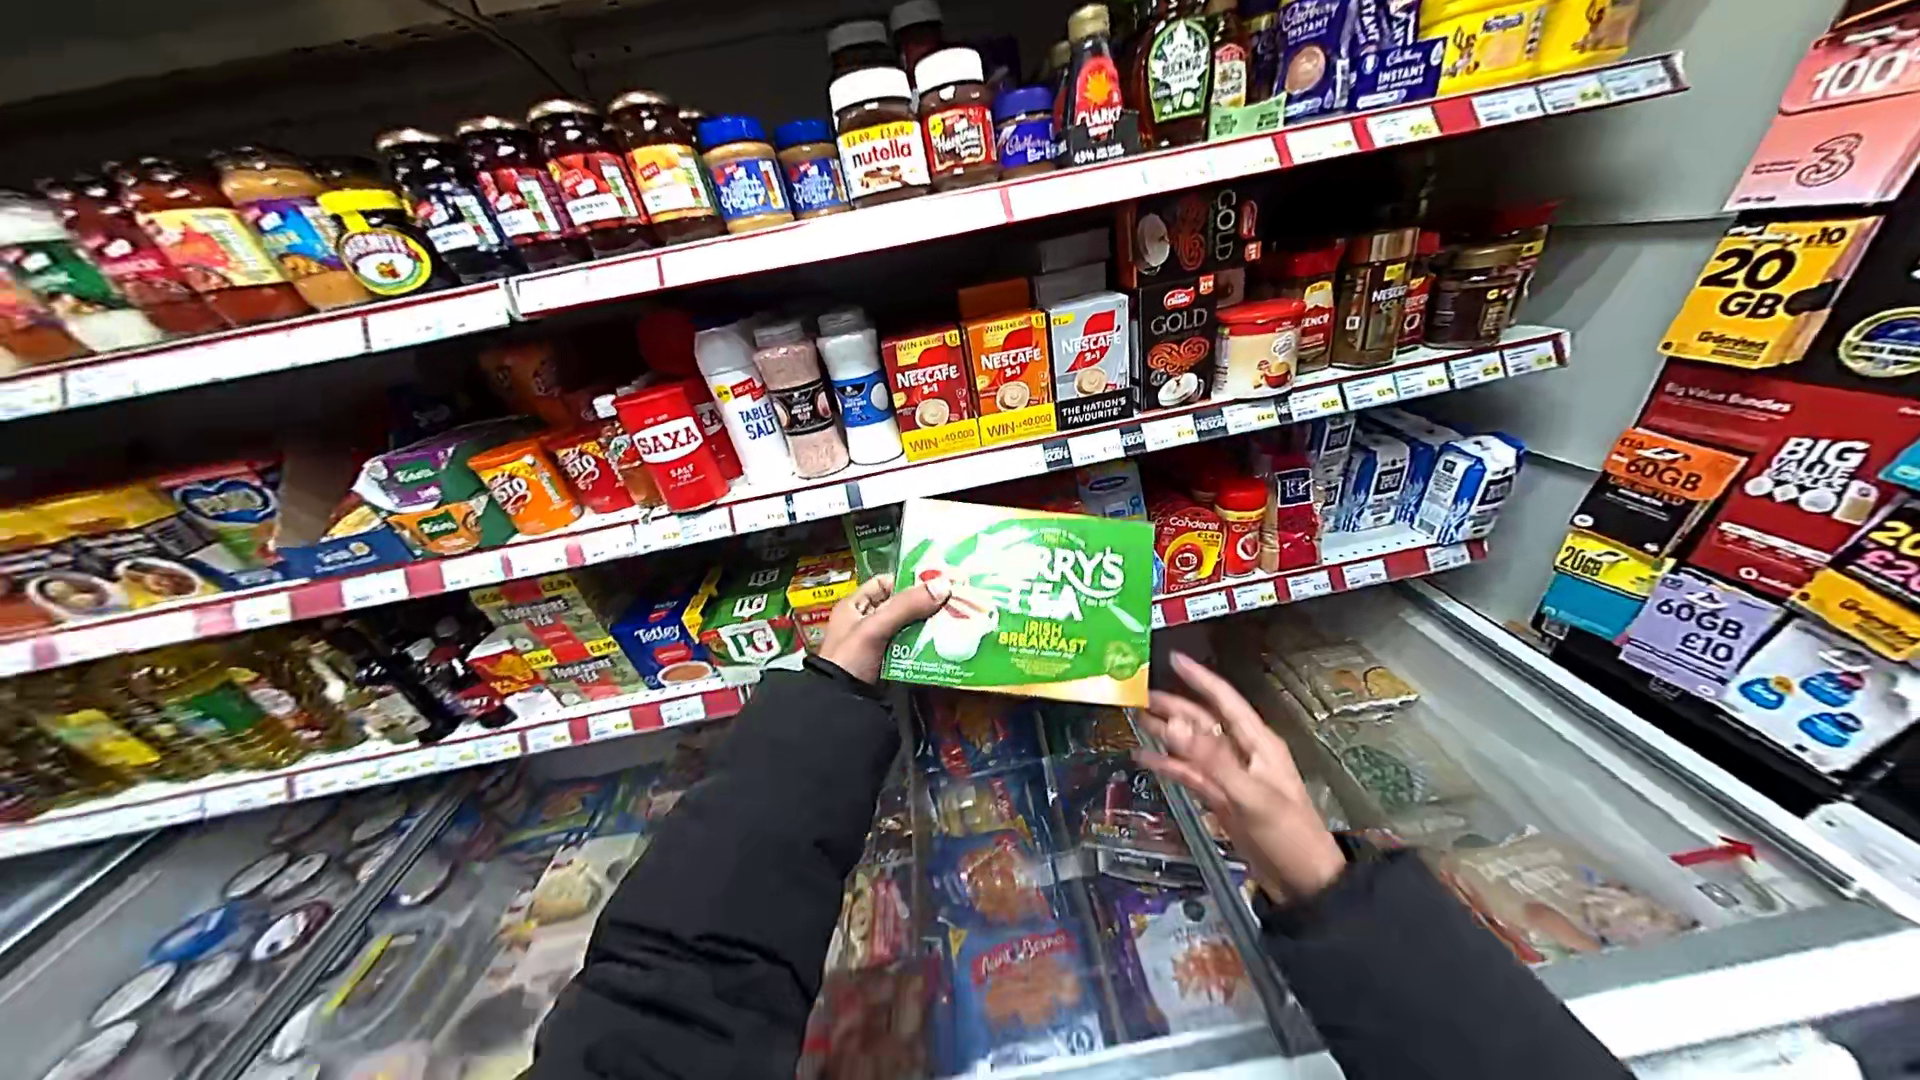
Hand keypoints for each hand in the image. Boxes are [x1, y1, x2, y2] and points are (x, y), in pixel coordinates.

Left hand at [818, 573, 951, 683]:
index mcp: (853, 606)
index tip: (936, 584)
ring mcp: (877, 645)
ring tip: (955, 621)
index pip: (884, 583)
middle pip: (900, 606)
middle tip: (953, 603)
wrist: (841, 707)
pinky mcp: (888, 664)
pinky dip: (925, 645)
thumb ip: (906, 606)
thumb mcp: (875, 628)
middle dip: (925, 605)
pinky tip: (944, 643)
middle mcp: (865, 622)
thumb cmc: (851, 659)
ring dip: (928, 626)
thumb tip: (944, 585)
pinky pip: (910, 648)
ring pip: (908, 628)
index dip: (907, 582)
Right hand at [1136, 652, 1346, 903]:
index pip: (1223, 700)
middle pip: (1201, 720)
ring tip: (1137, 718)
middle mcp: (1240, 752)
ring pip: (1191, 745)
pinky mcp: (1219, 796)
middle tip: (1139, 694)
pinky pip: (1188, 773)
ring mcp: (1228, 774)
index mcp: (1256, 742)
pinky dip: (1167, 765)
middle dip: (1172, 706)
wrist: (1303, 883)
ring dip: (1165, 732)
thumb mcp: (1249, 794)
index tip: (1175, 659)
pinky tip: (1145, 758)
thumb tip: (1175, 725)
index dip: (1199, 678)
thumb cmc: (1289, 835)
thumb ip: (1210, 759)